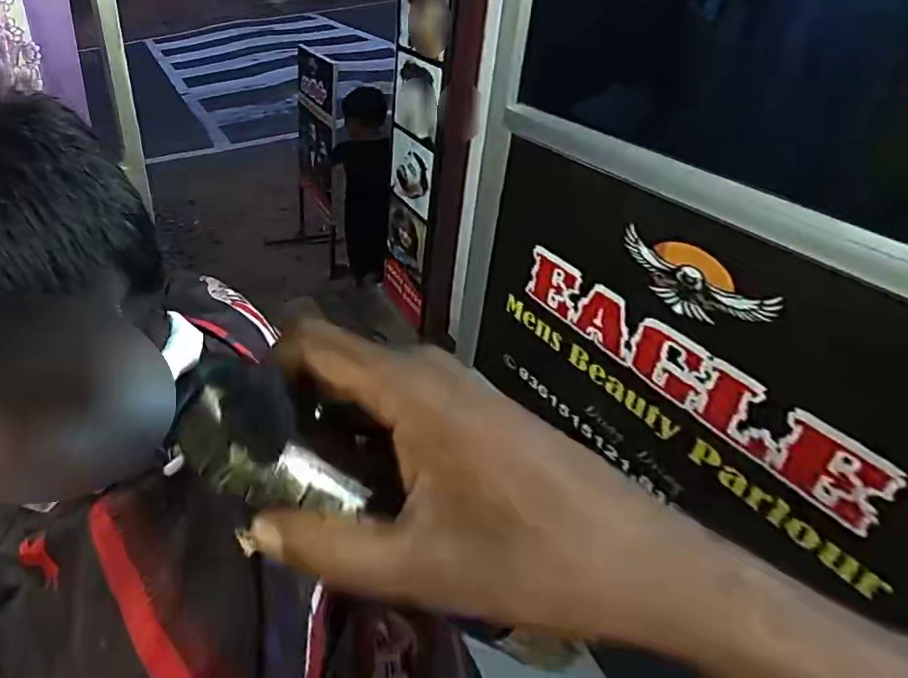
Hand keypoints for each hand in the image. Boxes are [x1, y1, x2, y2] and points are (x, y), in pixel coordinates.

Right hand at [246, 319, 720, 642]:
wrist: (658, 568)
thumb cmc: (536, 560)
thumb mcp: (422, 567)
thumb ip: (328, 548)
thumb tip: (254, 528)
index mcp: (405, 386)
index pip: (309, 339)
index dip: (268, 365)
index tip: (249, 416)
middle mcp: (421, 365)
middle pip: (331, 356)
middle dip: (294, 398)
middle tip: (275, 455)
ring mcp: (449, 379)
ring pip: (362, 376)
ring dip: (330, 415)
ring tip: (317, 474)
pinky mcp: (468, 401)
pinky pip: (393, 392)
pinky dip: (365, 421)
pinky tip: (375, 479)